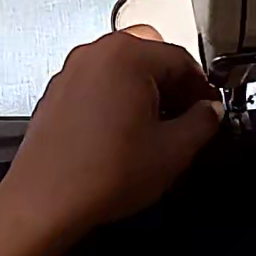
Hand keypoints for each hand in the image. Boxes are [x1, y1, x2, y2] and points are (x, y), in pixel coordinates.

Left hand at [0, 26, 223, 254]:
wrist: (46, 201)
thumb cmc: (97, 175)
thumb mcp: (173, 151)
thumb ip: (202, 123)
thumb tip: (209, 113)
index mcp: (127, 56)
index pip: (182, 59)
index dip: (202, 88)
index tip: (208, 110)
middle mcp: (95, 55)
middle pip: (150, 57)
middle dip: (173, 86)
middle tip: (185, 118)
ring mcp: (71, 73)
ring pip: (121, 70)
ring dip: (144, 93)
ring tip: (153, 132)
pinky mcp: (57, 95)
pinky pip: (97, 86)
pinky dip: (115, 102)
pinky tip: (122, 137)